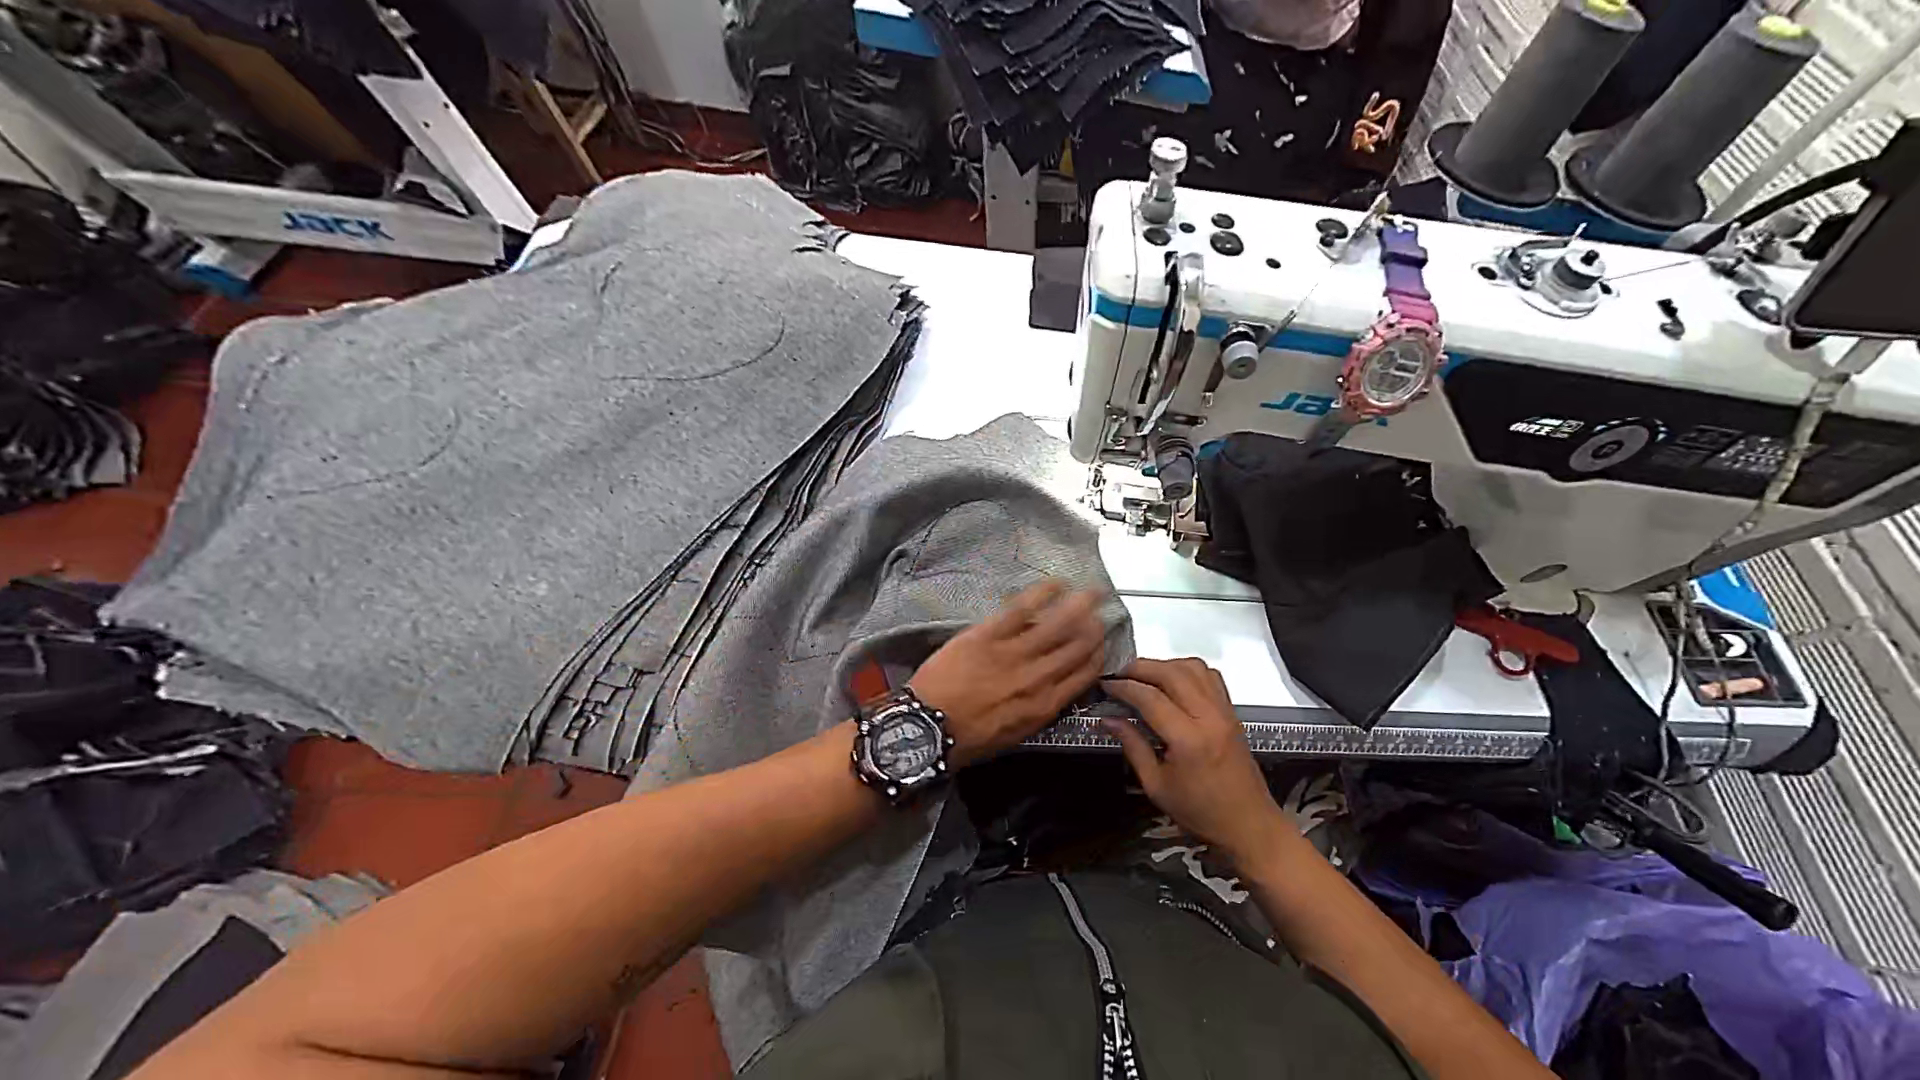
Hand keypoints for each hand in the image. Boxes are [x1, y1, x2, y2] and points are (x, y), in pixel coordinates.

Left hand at [909, 581, 1106, 767]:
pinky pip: (1021, 609)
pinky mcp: (989, 636)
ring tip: (1092, 591)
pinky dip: (1043, 593)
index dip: (1098, 655)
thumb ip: (1039, 708)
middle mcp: (1038, 677)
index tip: (1102, 643)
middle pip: (1078, 646)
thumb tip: (1054, 686)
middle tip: (1101, 612)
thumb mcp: (1015, 733)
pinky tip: (1056, 583)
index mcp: (1045, 704)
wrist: (929, 728)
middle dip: (1094, 627)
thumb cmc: (968, 737)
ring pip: (1058, 624)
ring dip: (1080, 605)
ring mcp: (1014, 653)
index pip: (1085, 674)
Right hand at [1102, 658, 1293, 867]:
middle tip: (1120, 674)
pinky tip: (1172, 683)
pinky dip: (1187, 671)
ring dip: (1165, 665)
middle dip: (1141, 668)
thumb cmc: (1201, 812)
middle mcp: (1210, 718)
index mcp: (1189, 740)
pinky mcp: (1232, 712)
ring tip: (1144, 676)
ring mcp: (1225, 712)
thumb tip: (1109, 720)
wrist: (1249, 825)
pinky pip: (1210, 676)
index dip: (1124, 687)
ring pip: (1193, 668)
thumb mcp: (1156, 786)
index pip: (1150, 698)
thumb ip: (1132, 746)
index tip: (1106, 685)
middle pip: (1172, 673)